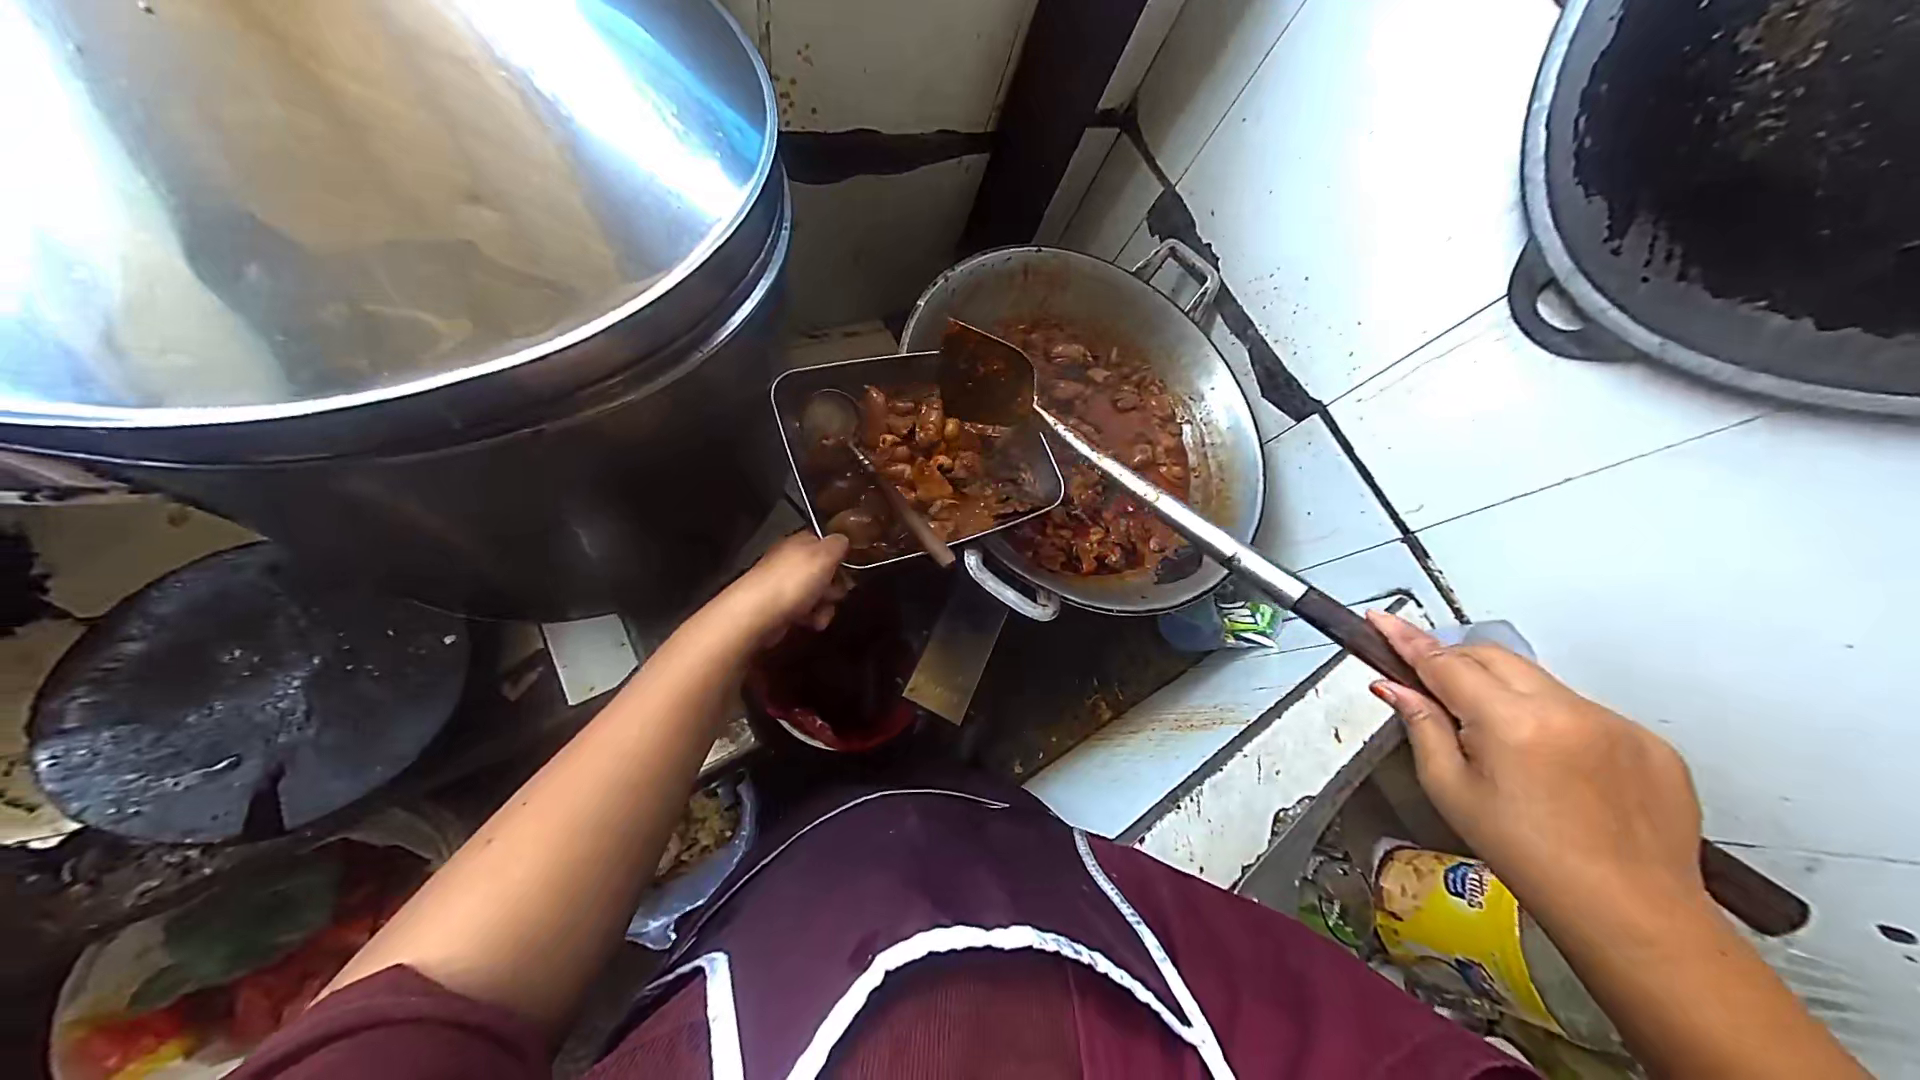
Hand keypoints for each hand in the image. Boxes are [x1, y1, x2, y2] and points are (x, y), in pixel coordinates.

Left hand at [716, 532, 851, 647]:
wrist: (758, 613)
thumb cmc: (795, 580)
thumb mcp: (825, 555)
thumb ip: (838, 544)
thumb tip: (843, 539)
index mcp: (799, 543)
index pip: (824, 542)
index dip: (839, 555)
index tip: (848, 568)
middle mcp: (789, 560)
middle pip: (823, 571)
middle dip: (835, 585)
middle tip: (835, 593)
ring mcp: (783, 585)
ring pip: (817, 593)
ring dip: (826, 605)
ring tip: (821, 614)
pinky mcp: (779, 608)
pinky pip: (805, 610)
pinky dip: (812, 618)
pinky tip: (812, 624)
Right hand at [1364, 611, 1704, 927]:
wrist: (1628, 910)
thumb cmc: (1528, 856)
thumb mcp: (1450, 788)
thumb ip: (1421, 725)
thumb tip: (1396, 688)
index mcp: (1512, 723)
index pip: (1444, 661)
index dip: (1406, 639)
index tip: (1382, 621)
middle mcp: (1568, 710)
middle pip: (1491, 656)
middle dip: (1455, 663)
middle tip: (1432, 691)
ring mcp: (1615, 723)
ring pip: (1537, 680)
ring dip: (1505, 693)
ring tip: (1500, 746)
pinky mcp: (1648, 741)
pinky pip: (1582, 708)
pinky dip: (1552, 719)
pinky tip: (1551, 766)